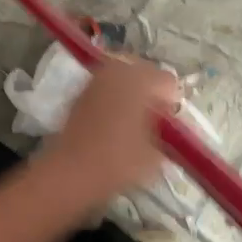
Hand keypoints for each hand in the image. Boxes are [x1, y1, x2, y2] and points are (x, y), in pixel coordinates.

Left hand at [40, 58, 176, 211]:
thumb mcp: (154, 154)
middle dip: (152, 88)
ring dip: (133, 88)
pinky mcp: (81, 91)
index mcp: (140, 82)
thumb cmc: (116, 162)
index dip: (171, 99)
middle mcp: (118, 72)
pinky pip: (106, 84)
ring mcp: (96, 79)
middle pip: (144, 70)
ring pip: (123, 73)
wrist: (70, 171)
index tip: (169, 120)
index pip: (167, 79)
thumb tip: (167, 125)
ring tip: (135, 114)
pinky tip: (115, 117)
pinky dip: (114, 94)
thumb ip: (166, 134)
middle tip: (155, 114)